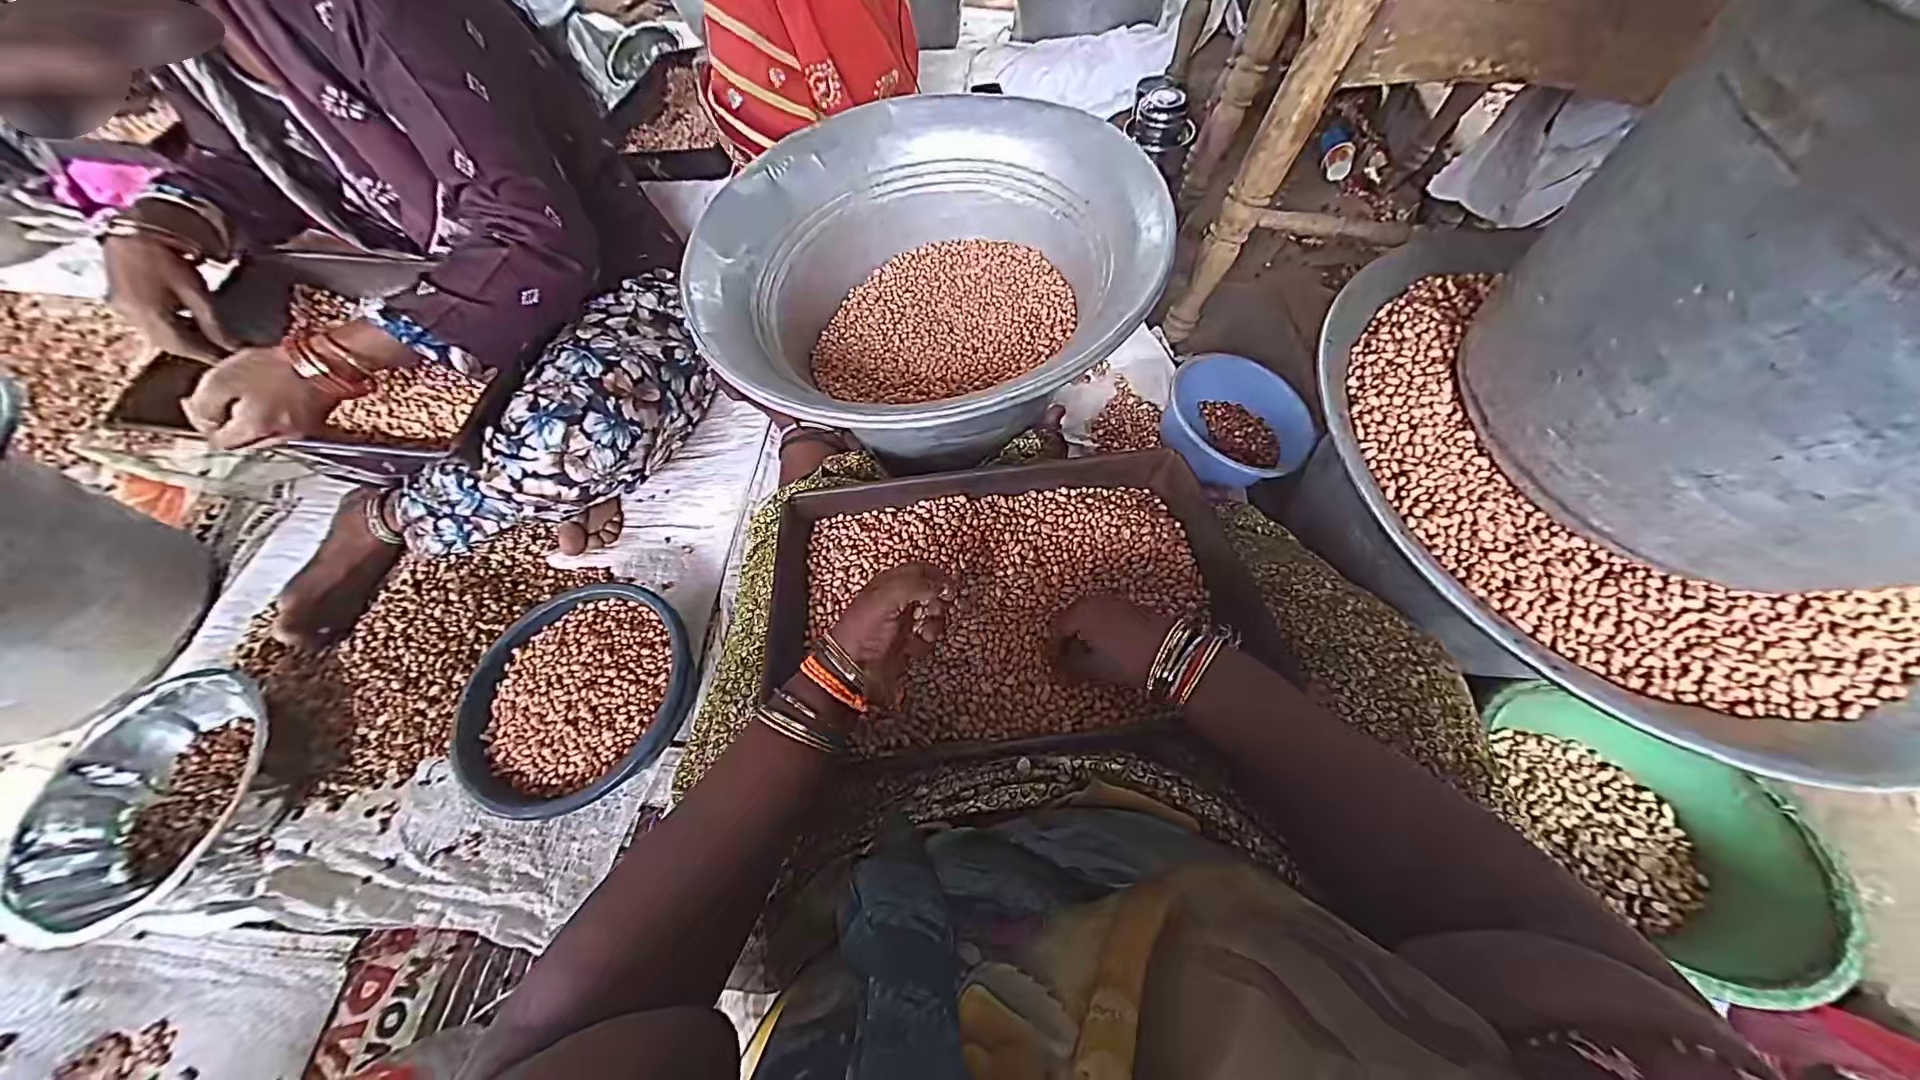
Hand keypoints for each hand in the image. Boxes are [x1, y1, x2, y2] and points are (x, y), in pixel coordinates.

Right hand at [104, 233, 238, 361]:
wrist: (132, 233)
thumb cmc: (168, 261)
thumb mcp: (195, 293)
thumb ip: (211, 322)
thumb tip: (232, 347)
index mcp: (150, 315)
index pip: (185, 347)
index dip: (211, 357)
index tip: (235, 361)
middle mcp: (132, 317)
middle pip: (170, 346)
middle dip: (199, 353)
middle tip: (226, 357)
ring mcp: (123, 309)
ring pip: (158, 338)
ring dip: (184, 345)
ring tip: (212, 346)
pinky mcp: (120, 302)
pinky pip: (148, 327)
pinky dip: (171, 333)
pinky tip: (190, 330)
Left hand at [183, 346, 339, 449]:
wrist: (324, 364)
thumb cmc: (272, 369)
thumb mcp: (221, 380)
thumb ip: (204, 406)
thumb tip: (204, 422)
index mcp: (254, 429)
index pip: (220, 443)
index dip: (203, 424)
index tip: (196, 403)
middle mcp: (279, 438)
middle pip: (245, 444)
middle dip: (229, 428)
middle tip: (220, 404)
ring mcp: (301, 433)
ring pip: (266, 439)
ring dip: (252, 426)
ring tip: (247, 403)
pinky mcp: (315, 424)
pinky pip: (285, 431)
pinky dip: (273, 422)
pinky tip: (270, 404)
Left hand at [826, 562, 954, 704]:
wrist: (852, 666)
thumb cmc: (861, 630)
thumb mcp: (885, 599)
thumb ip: (914, 586)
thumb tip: (941, 584)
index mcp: (890, 583)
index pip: (920, 570)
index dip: (936, 576)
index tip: (948, 586)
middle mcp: (898, 600)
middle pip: (931, 593)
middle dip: (937, 602)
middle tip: (933, 610)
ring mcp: (903, 621)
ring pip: (932, 616)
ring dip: (933, 624)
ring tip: (923, 632)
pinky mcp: (906, 641)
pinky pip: (927, 637)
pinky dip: (925, 642)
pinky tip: (914, 645)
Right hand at [1051, 594, 1177, 688]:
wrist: (1171, 652)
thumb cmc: (1127, 659)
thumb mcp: (1092, 667)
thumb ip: (1069, 665)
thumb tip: (1059, 666)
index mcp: (1080, 611)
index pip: (1056, 629)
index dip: (1054, 649)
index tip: (1055, 665)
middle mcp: (1095, 600)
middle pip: (1071, 619)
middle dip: (1067, 640)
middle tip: (1067, 661)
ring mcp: (1114, 601)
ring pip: (1088, 617)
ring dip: (1084, 635)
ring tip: (1086, 657)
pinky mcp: (1130, 606)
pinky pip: (1104, 616)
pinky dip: (1099, 630)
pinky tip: (1105, 648)